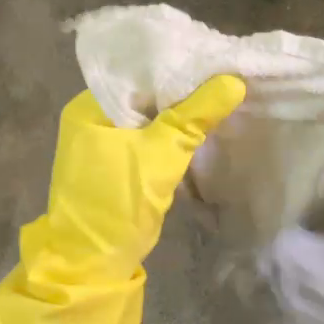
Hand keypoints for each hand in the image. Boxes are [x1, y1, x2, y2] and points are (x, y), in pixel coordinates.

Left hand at [0, 76, 245, 323]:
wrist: (92, 265)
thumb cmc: (116, 204)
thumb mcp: (160, 155)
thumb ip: (196, 115)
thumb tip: (235, 78)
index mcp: (89, 107)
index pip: (135, 71)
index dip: (174, 64)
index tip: (214, 59)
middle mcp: (90, 119)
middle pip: (143, 94)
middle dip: (181, 89)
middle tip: (225, 76)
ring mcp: (101, 145)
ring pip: (148, 118)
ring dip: (179, 113)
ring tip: (221, 96)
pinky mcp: (115, 167)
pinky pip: (147, 139)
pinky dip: (171, 135)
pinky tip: (201, 127)